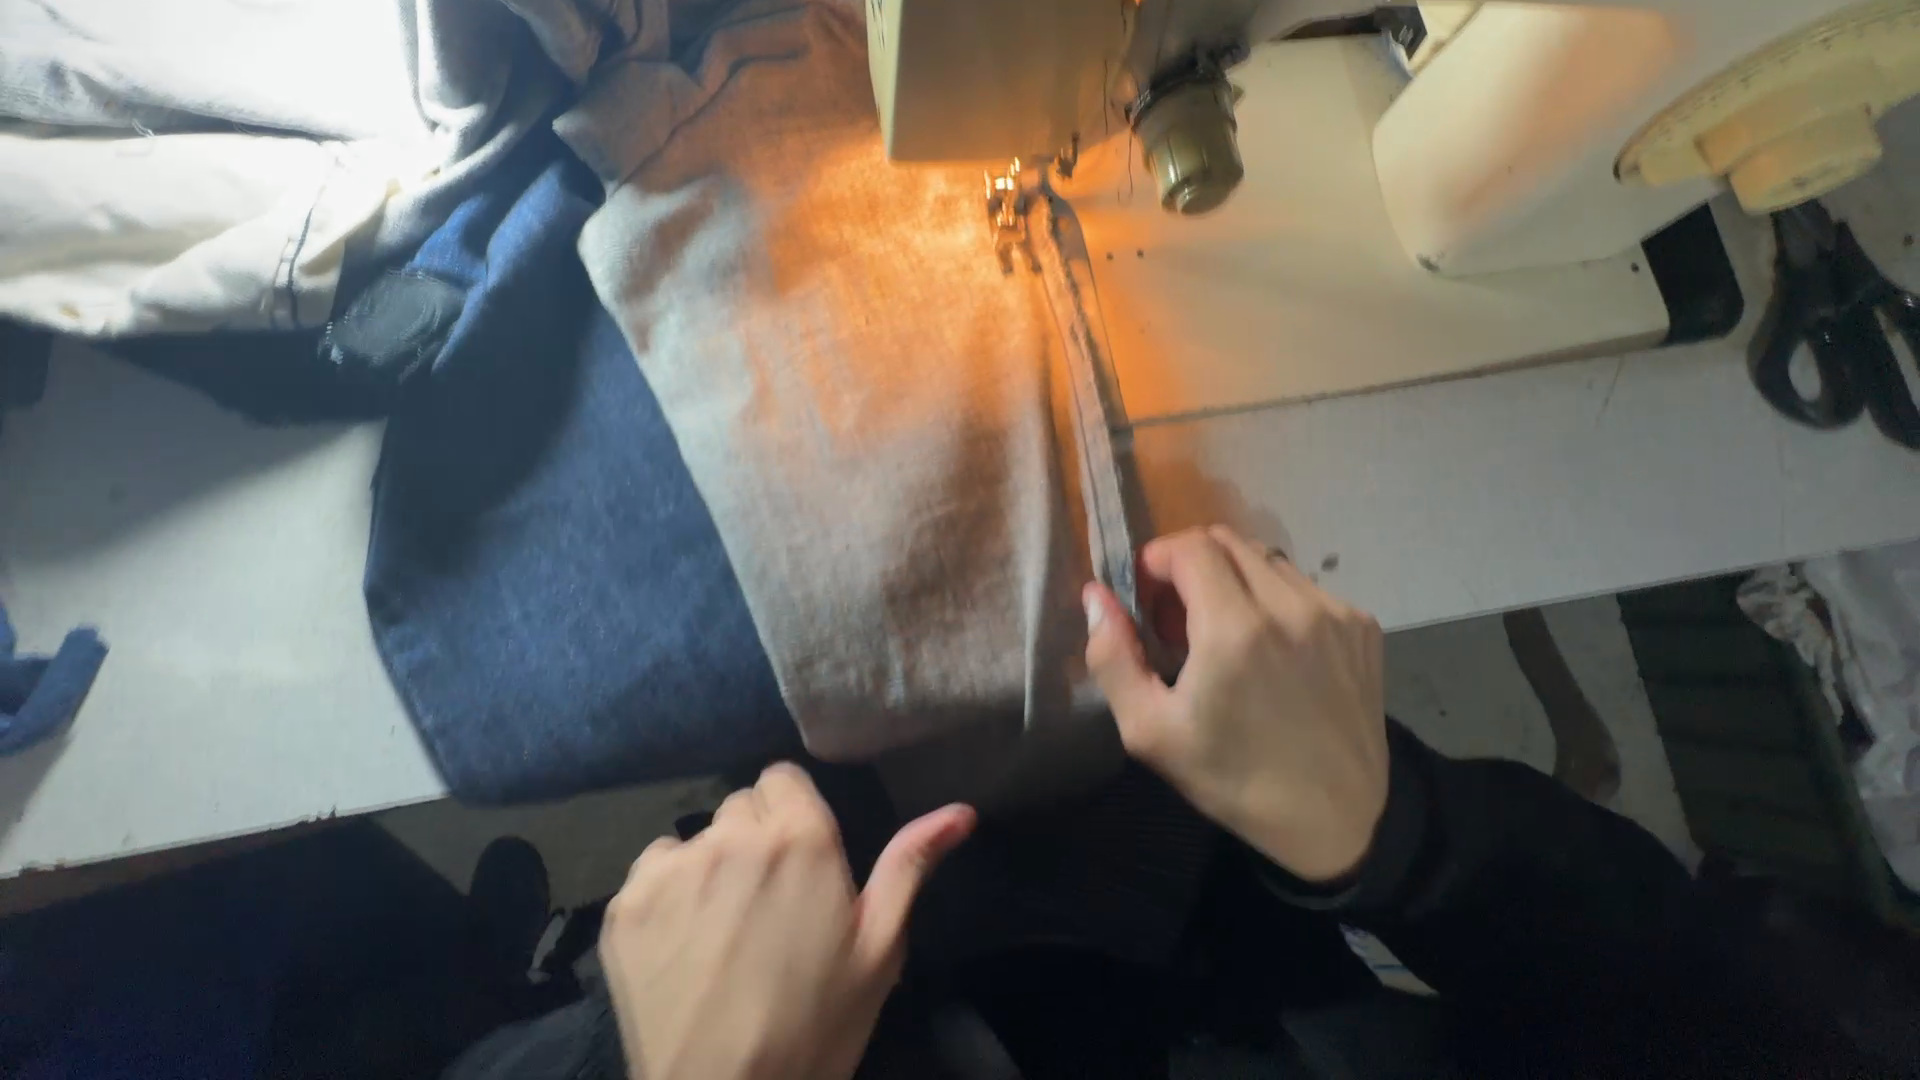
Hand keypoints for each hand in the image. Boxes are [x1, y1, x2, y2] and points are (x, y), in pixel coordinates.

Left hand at [599, 763, 974, 1079]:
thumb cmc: (816, 1025)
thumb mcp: (880, 947)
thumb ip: (911, 864)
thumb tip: (961, 810)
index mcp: (801, 837)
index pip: (782, 778)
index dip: (792, 814)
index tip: (799, 859)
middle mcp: (732, 835)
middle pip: (741, 806)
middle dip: (756, 838)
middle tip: (766, 902)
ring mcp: (673, 868)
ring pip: (697, 838)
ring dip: (710, 865)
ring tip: (721, 928)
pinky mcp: (625, 904)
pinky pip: (651, 869)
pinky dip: (666, 894)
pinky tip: (680, 942)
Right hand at [1083, 525, 1387, 882]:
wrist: (1336, 822)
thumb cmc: (1231, 778)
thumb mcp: (1149, 731)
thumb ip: (1112, 656)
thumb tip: (1096, 595)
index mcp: (1234, 629)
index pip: (1189, 546)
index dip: (1157, 559)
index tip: (1147, 597)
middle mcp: (1290, 606)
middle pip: (1227, 541)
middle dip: (1190, 564)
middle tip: (1178, 616)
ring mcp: (1334, 614)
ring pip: (1266, 559)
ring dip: (1233, 579)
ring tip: (1224, 632)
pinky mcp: (1363, 628)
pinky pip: (1302, 586)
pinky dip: (1273, 599)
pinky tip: (1270, 649)